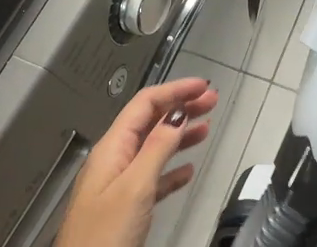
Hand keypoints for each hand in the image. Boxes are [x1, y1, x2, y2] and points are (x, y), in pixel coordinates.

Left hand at [55, 78, 218, 246]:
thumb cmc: (104, 235)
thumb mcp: (135, 187)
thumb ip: (157, 147)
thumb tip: (177, 113)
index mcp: (112, 148)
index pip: (145, 103)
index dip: (175, 90)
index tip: (203, 86)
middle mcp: (113, 160)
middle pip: (150, 122)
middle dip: (181, 107)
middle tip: (212, 101)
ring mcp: (116, 185)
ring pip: (153, 148)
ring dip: (180, 134)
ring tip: (206, 128)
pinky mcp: (123, 209)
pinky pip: (151, 178)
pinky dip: (171, 169)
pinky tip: (187, 171)